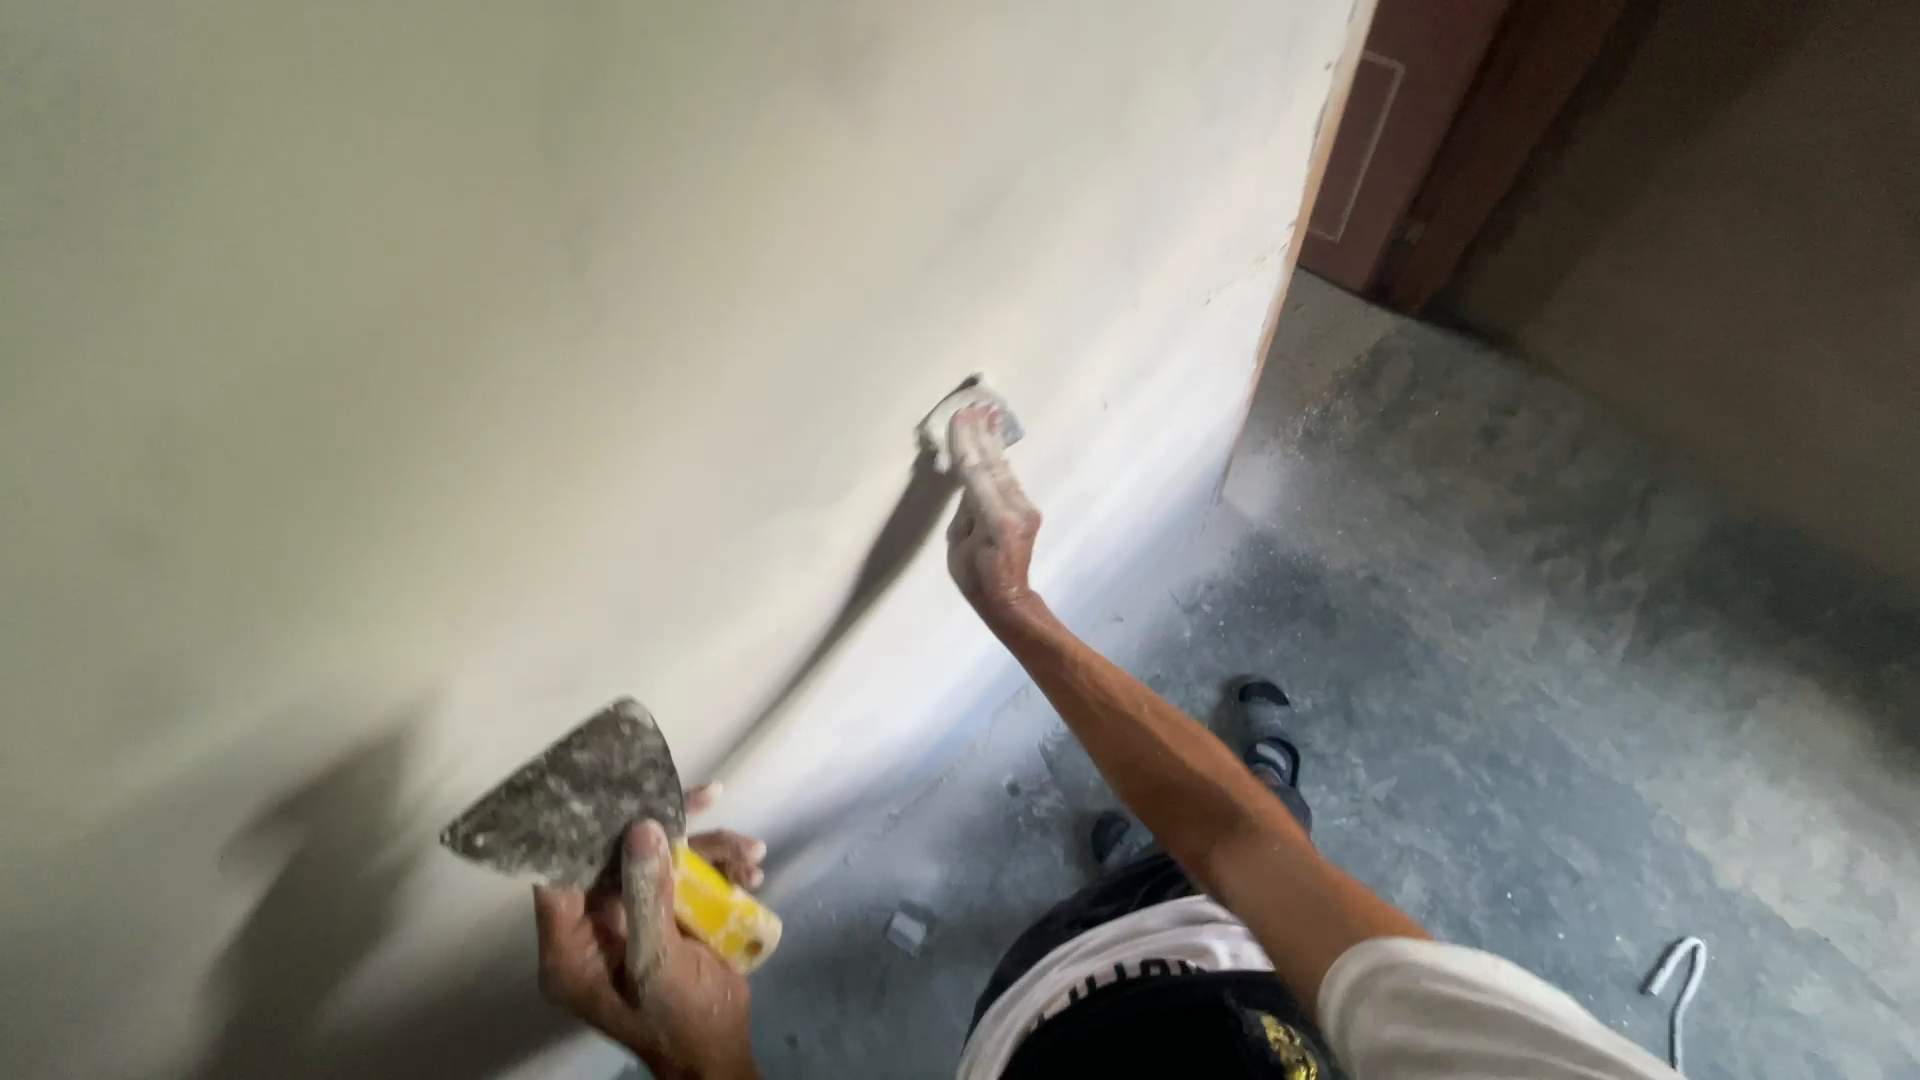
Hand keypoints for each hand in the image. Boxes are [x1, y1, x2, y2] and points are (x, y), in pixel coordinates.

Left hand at [533, 785, 764, 1078]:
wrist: (720, 1051)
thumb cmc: (678, 1020)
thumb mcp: (659, 962)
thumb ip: (649, 897)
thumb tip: (644, 828)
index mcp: (573, 946)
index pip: (563, 876)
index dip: (586, 833)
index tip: (618, 792)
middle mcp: (598, 925)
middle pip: (623, 855)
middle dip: (674, 830)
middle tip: (709, 796)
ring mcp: (637, 916)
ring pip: (665, 859)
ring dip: (713, 850)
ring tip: (751, 853)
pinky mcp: (669, 914)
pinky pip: (690, 874)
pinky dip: (723, 869)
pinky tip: (751, 874)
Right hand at [946, 404, 1043, 623]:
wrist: (1008, 598)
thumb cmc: (974, 579)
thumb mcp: (957, 545)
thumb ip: (966, 510)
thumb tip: (972, 486)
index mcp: (995, 520)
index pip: (976, 473)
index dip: (966, 444)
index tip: (959, 418)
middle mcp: (1016, 509)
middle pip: (994, 465)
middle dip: (982, 434)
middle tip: (975, 406)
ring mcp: (1026, 509)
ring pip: (1004, 469)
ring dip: (994, 441)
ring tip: (989, 414)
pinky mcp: (1028, 510)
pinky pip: (1008, 480)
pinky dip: (999, 459)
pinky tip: (995, 443)